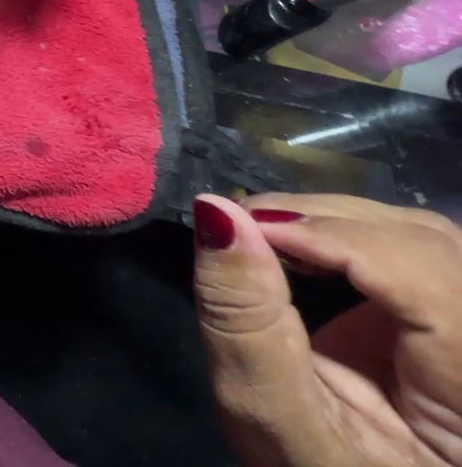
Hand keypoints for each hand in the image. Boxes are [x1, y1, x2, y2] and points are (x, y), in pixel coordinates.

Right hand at [191, 193, 461, 465]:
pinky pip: (413, 252)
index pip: (434, 284)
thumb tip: (215, 212)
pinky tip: (294, 246)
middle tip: (237, 221)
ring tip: (258, 231)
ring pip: (425, 238)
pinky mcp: (451, 320)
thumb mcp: (270, 412)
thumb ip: (246, 320)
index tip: (240, 222)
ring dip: (331, 221)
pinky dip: (342, 235)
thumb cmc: (310, 465)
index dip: (336, 239)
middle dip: (326, 220)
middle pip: (434, 248)